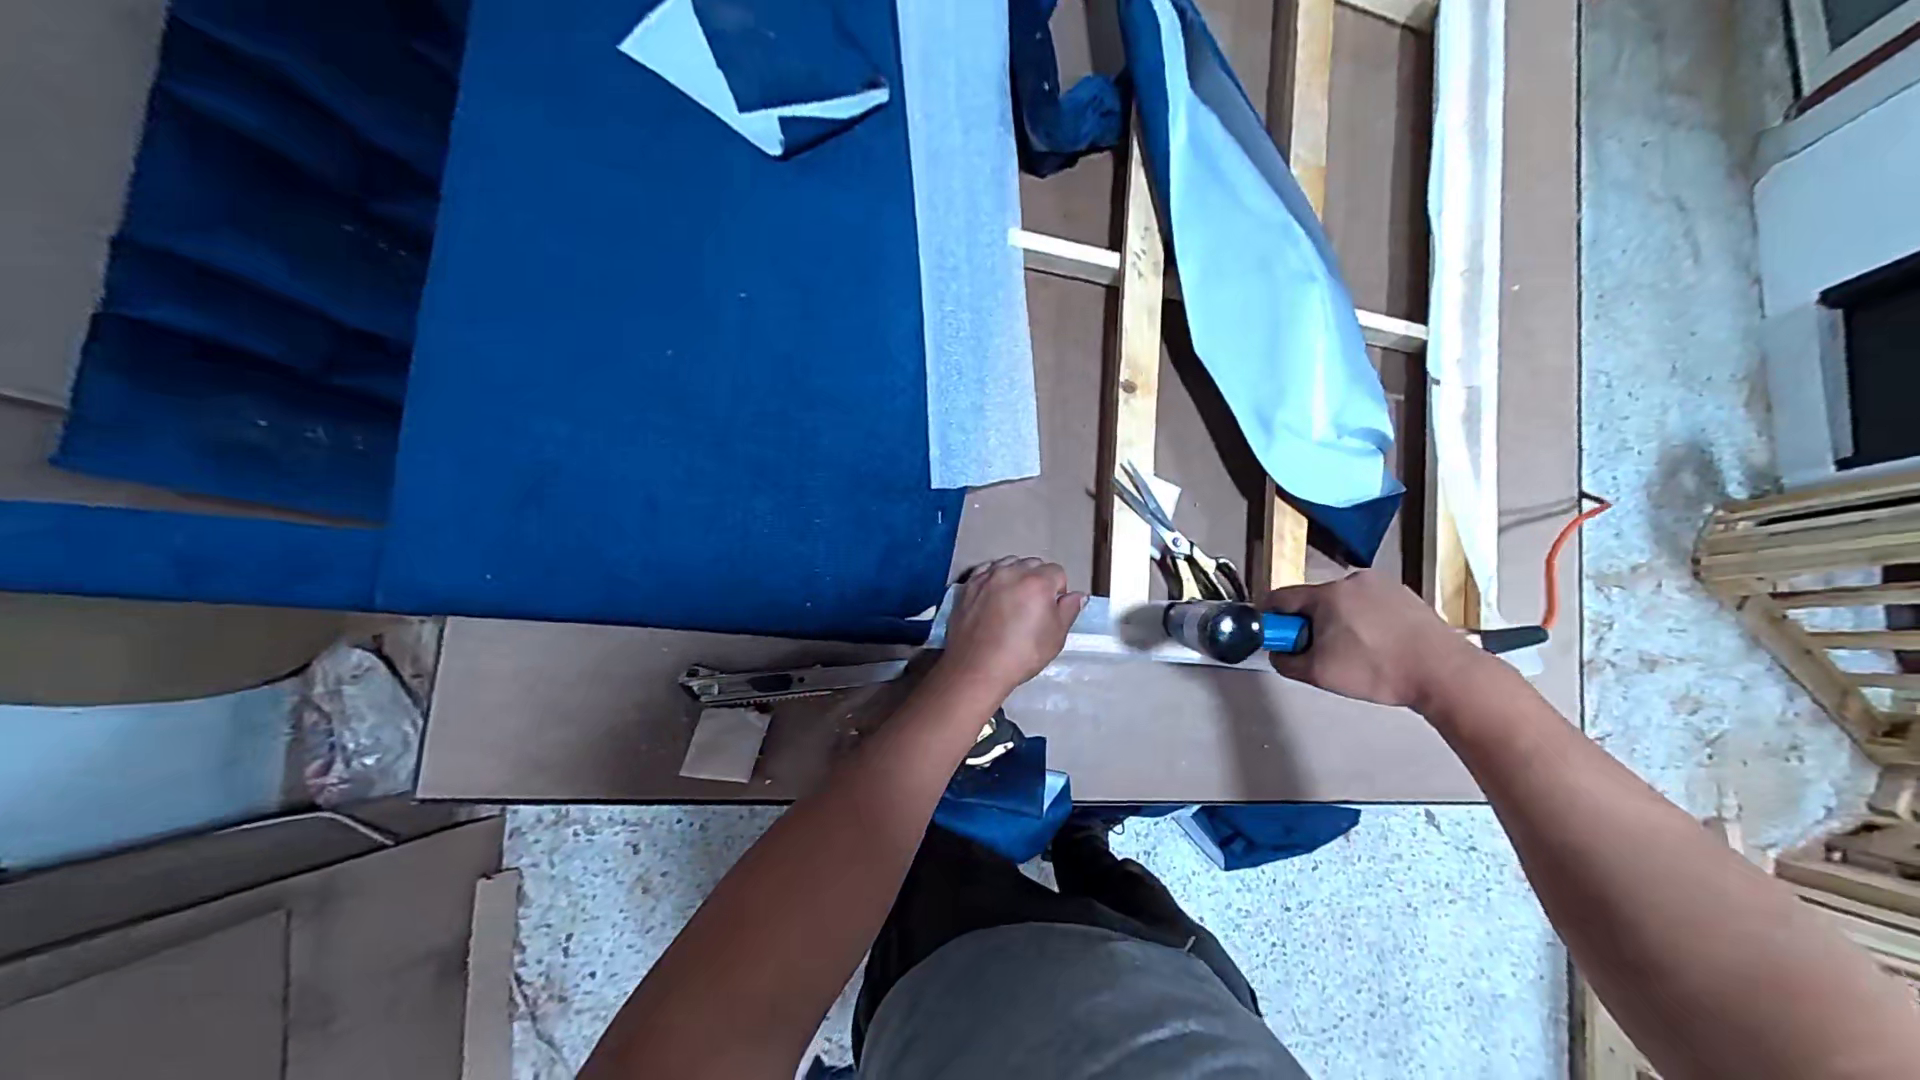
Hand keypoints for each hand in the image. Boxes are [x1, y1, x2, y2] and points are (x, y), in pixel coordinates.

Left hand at [938, 557, 1085, 697]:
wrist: (977, 667)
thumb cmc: (1022, 654)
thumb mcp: (1056, 637)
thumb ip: (1069, 610)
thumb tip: (1078, 595)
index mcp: (1038, 582)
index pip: (1057, 572)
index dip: (1058, 591)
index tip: (1051, 610)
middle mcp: (1012, 572)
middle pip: (1033, 564)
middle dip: (1038, 579)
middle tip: (1033, 606)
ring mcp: (987, 576)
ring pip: (1009, 563)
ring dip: (1016, 575)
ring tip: (1013, 600)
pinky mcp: (968, 585)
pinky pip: (987, 570)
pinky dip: (994, 577)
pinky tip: (993, 595)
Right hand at [1263, 570, 1489, 710]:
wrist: (1444, 673)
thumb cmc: (1379, 670)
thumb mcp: (1318, 674)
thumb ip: (1285, 662)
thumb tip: (1278, 654)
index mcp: (1327, 594)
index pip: (1281, 598)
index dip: (1270, 618)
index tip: (1275, 636)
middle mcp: (1353, 581)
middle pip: (1314, 600)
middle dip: (1308, 624)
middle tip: (1317, 652)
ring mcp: (1382, 586)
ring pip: (1343, 603)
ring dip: (1337, 623)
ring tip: (1353, 654)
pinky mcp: (1405, 596)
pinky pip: (1370, 606)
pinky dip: (1365, 623)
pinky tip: (1376, 647)